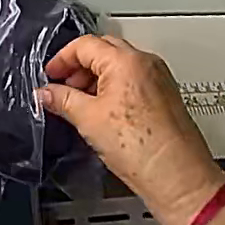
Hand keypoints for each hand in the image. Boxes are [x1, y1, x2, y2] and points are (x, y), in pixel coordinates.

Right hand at [37, 35, 224, 224]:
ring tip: (79, 101)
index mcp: (126, 61)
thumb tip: (46, 93)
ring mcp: (158, 79)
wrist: (178, 179)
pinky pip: (132, 79)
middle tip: (62, 85)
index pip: (84, 45)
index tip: (50, 75)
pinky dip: (112, 87)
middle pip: (102, 49)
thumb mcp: (87, 119)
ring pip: (118, 64)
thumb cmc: (143, 149)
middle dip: (78, 65)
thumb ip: (61, 99)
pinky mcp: (165, 95)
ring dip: (95, 76)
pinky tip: (101, 111)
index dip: (61, 59)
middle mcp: (146, 63)